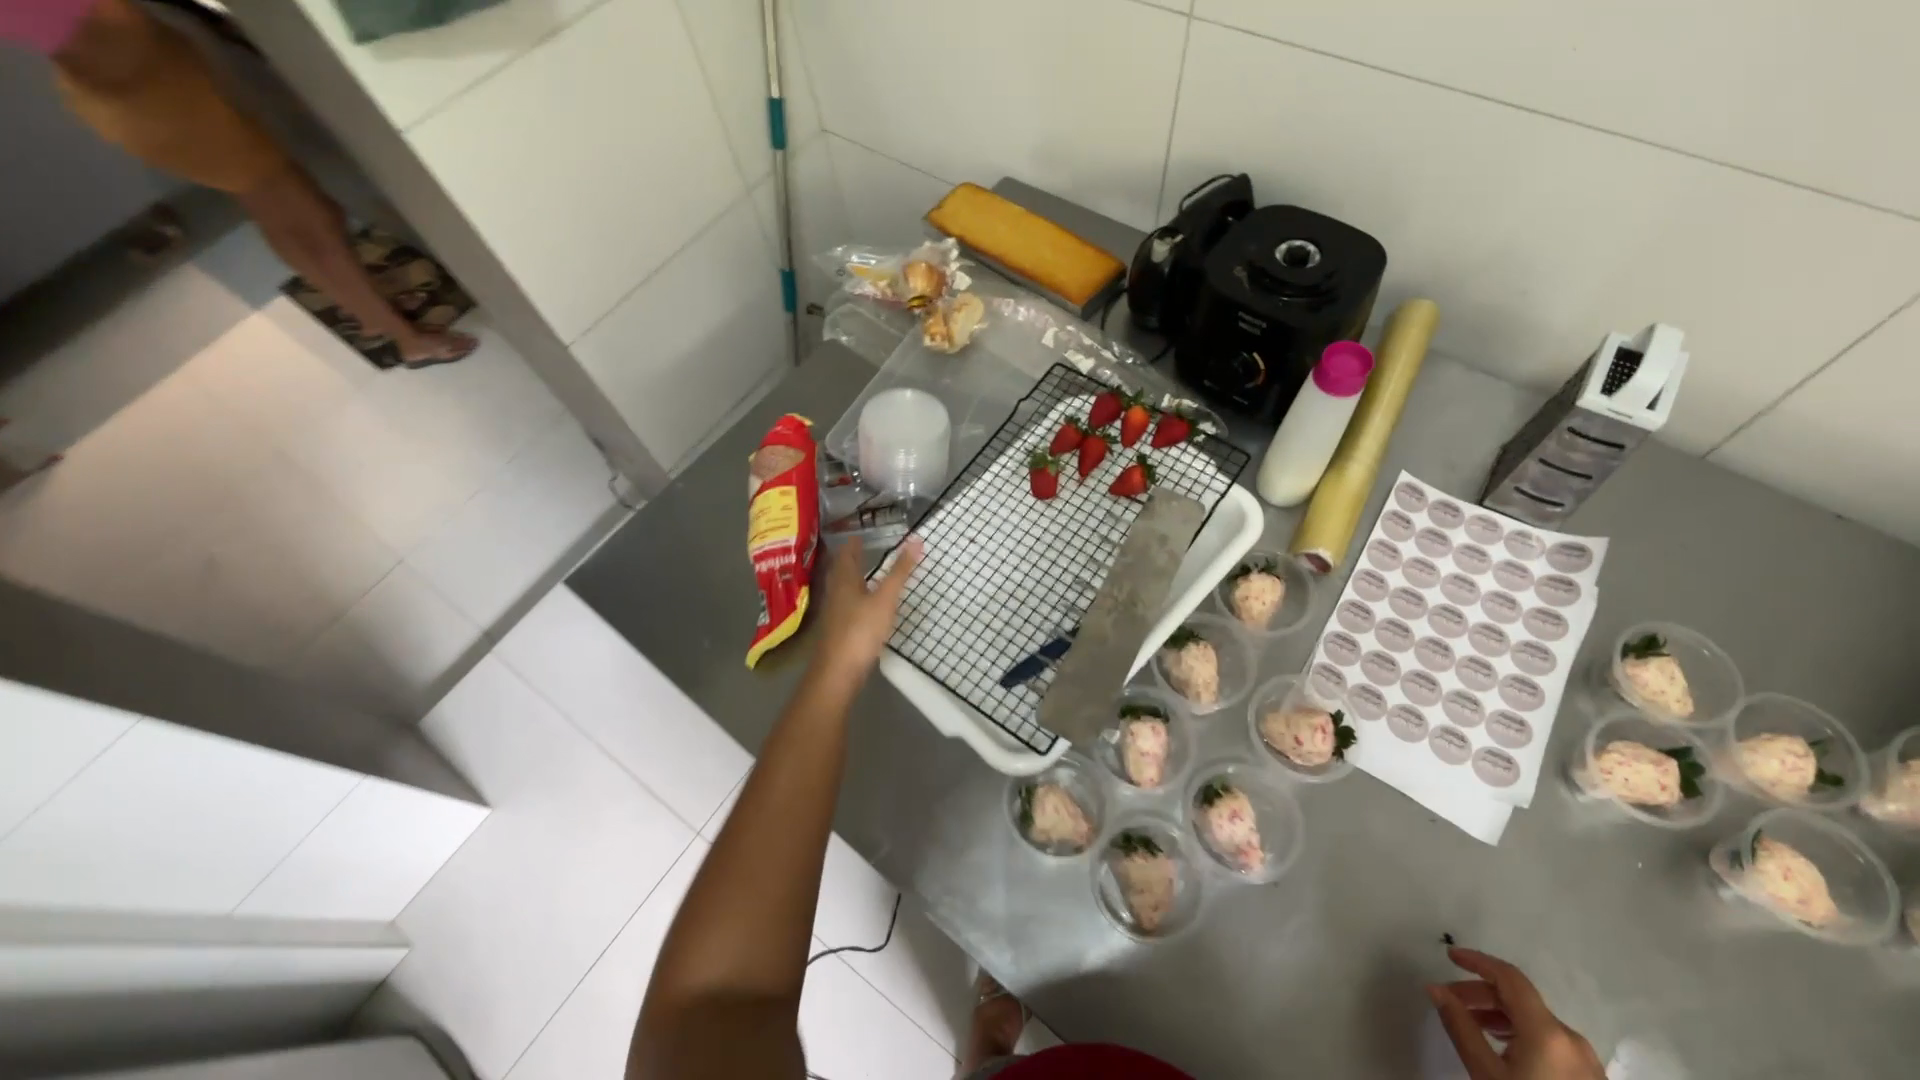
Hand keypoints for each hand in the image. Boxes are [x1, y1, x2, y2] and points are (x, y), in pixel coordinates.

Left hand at [809, 536, 921, 682]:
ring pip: (841, 590)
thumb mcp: (885, 598)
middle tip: (860, 552)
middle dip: (849, 561)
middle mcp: (835, 594)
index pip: (846, 556)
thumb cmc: (861, 630)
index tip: (858, 536)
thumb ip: (900, 571)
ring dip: (850, 580)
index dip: (852, 545)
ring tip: (862, 576)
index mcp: (844, 581)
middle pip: (840, 572)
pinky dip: (854, 600)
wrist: (838, 671)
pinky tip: (862, 608)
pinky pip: (845, 607)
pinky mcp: (837, 631)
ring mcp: (834, 614)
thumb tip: (916, 540)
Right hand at [1429, 947, 1603, 1079]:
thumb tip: (1435, 989)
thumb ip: (1460, 1026)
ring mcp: (1584, 1058)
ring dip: (1499, 1014)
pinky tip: (1502, 1050)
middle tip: (1449, 1000)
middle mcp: (1570, 1036)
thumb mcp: (1485, 1073)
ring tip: (1470, 1025)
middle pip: (1520, 998)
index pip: (1509, 977)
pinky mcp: (1589, 1076)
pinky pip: (1549, 1040)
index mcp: (1547, 1030)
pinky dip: (1519, 1032)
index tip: (1448, 955)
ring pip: (1535, 1020)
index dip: (1477, 960)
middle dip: (1481, 993)